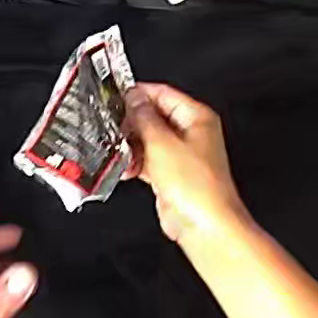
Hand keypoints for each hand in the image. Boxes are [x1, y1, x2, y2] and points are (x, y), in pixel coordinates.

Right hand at [124, 83, 249, 243]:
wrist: (203, 224)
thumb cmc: (197, 186)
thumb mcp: (161, 143)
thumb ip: (144, 117)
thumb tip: (134, 98)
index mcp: (197, 118)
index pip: (164, 94)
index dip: (139, 93)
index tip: (117, 96)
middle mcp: (192, 134)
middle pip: (155, 117)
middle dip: (133, 124)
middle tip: (114, 126)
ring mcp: (182, 156)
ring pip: (149, 141)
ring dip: (132, 146)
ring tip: (118, 150)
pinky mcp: (172, 175)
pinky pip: (148, 161)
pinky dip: (136, 164)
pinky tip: (126, 169)